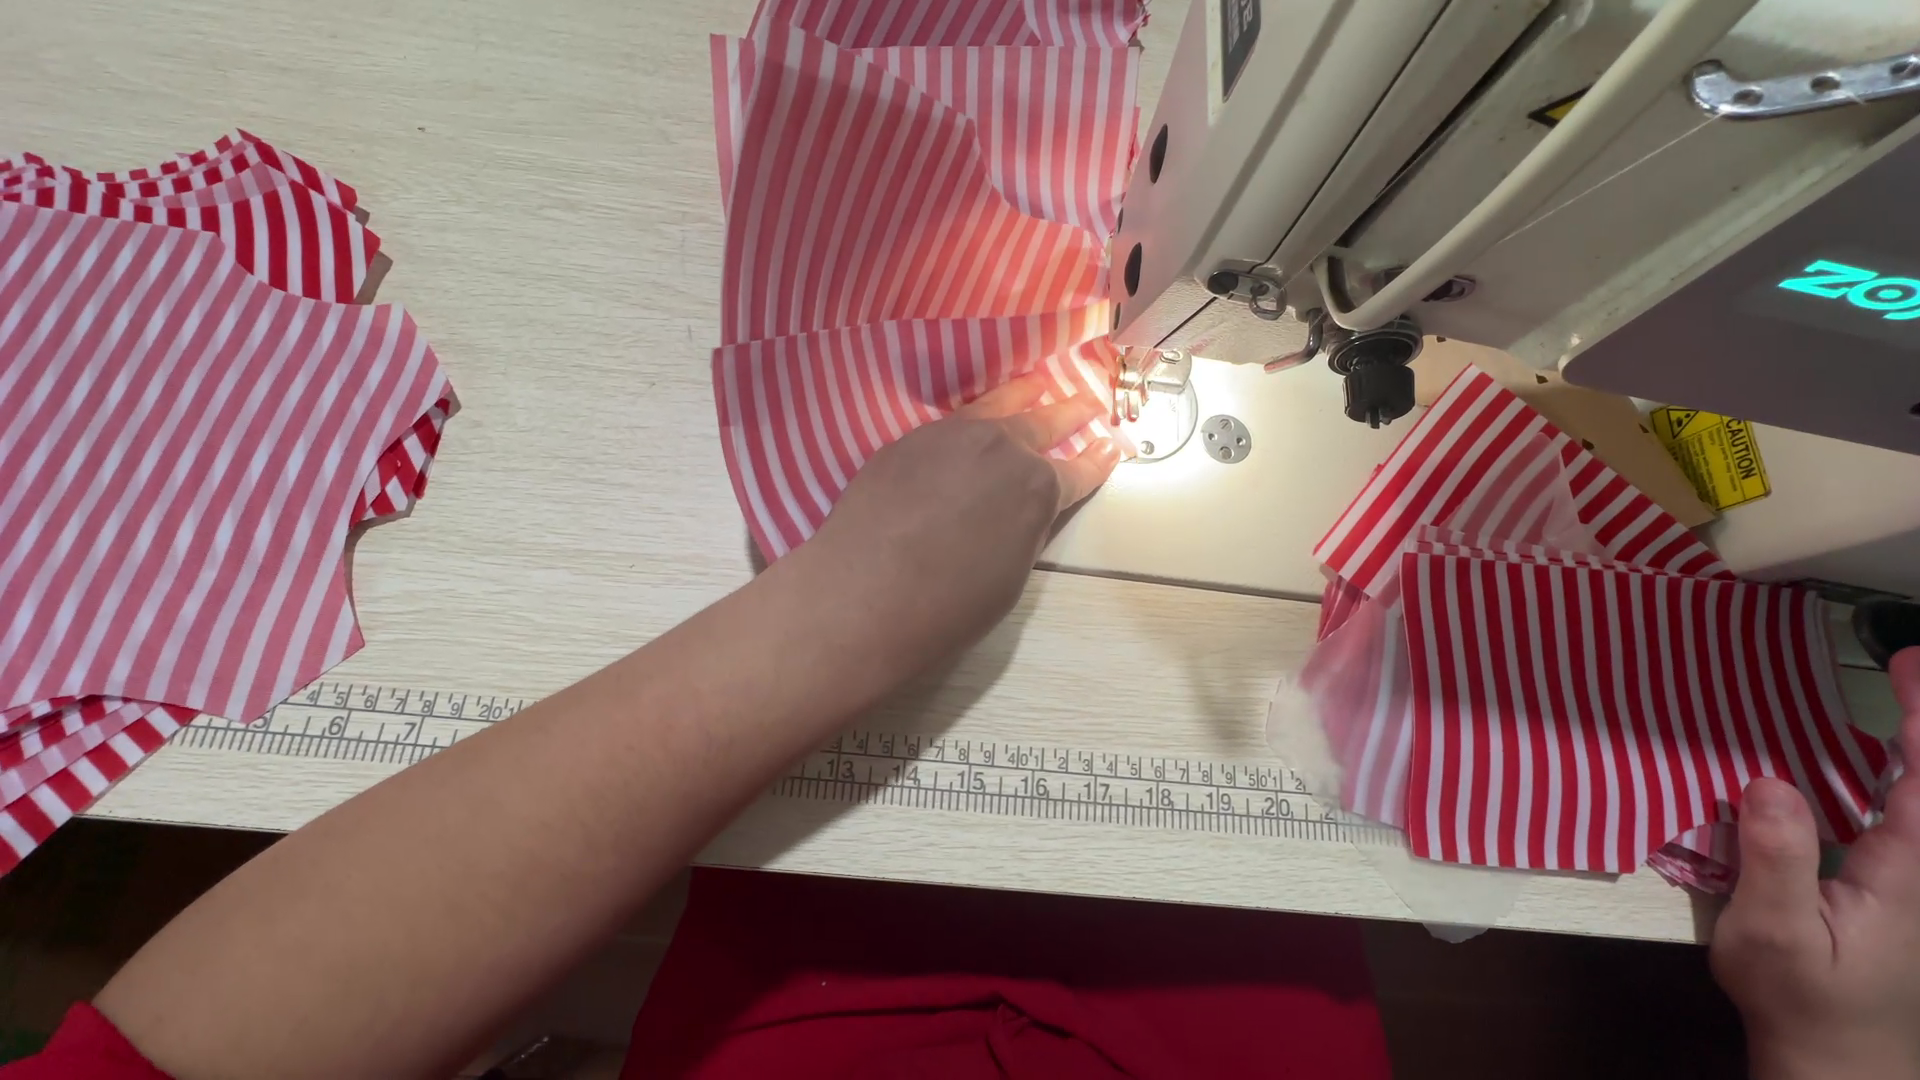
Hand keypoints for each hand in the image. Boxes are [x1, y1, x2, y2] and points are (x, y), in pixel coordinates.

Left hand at [785, 375, 1119, 679]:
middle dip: (1072, 412)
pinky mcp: (910, 439)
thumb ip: (1024, 532)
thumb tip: (1021, 512)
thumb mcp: (1010, 576)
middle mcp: (1001, 449)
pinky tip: (973, 417)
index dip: (1098, 462)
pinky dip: (974, 414)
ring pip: (997, 406)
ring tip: (1038, 384)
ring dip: (1023, 395)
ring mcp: (952, 436)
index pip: (1079, 471)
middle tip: (1090, 402)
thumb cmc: (947, 605)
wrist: (864, 593)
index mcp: (1038, 487)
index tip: (1113, 447)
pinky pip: (953, 419)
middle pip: (1044, 423)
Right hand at [1711, 647, 1919, 1079]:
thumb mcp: (1775, 930)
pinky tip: (1872, 763)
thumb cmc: (1800, 993)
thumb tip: (1768, 781)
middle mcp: (1916, 870)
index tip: (1908, 670)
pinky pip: (1896, 815)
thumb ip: (1776, 858)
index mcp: (1904, 875)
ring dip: (1913, 745)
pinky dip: (1894, 775)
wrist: (1834, 1055)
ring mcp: (1904, 880)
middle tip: (1908, 663)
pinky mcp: (1882, 887)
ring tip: (1900, 698)